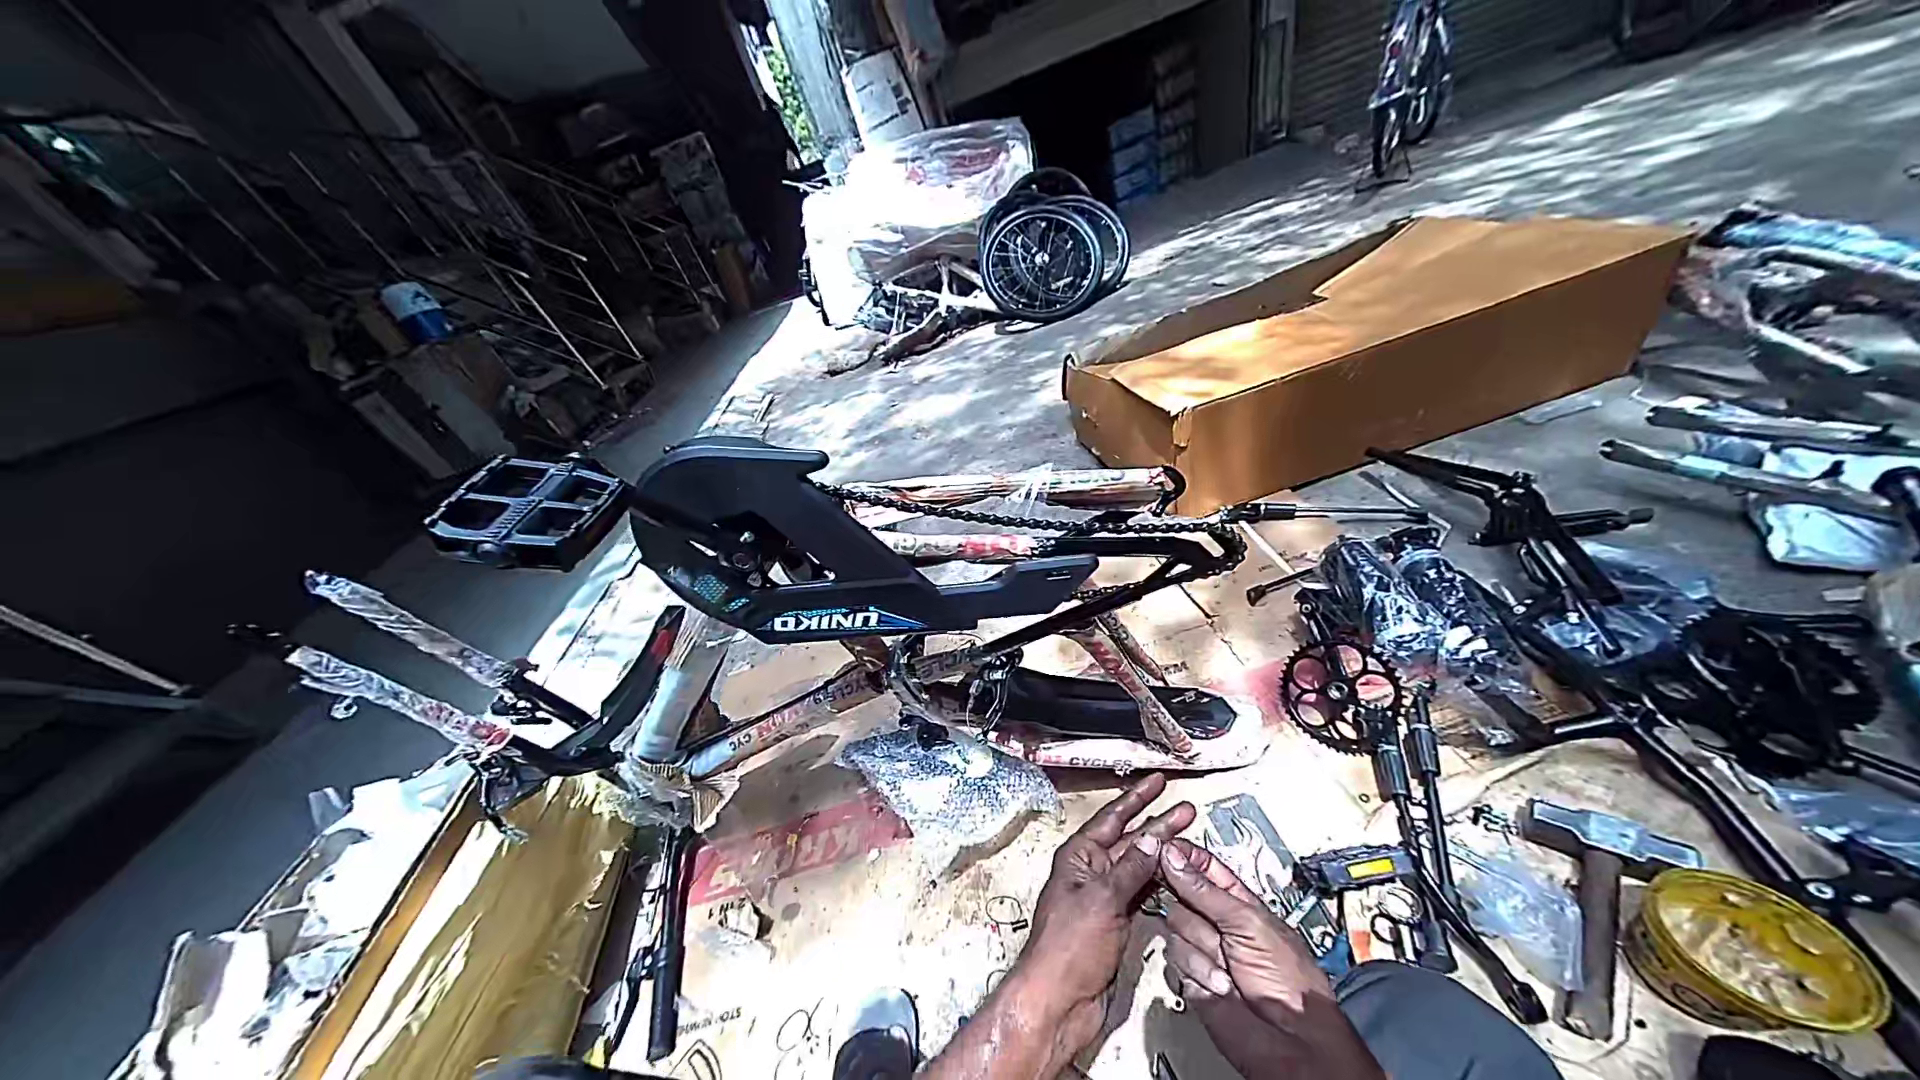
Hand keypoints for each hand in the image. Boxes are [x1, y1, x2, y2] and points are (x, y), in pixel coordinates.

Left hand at [1013, 773, 1195, 1050]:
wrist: (1060, 1000)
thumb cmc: (1071, 944)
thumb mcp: (1101, 899)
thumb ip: (1130, 868)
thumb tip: (1153, 838)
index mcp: (1079, 856)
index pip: (1112, 818)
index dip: (1137, 798)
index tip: (1158, 782)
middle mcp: (1091, 870)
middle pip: (1130, 840)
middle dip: (1158, 824)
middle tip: (1187, 810)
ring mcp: (1105, 897)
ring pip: (1139, 866)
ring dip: (1162, 854)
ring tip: (1189, 839)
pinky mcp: (1117, 921)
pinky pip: (1142, 893)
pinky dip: (1160, 883)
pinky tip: (1178, 876)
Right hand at [1156, 838, 1385, 1079]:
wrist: (1290, 1043)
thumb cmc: (1291, 983)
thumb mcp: (1248, 922)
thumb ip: (1204, 889)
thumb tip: (1172, 857)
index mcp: (1237, 900)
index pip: (1200, 865)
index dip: (1182, 855)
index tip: (1165, 848)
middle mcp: (1216, 921)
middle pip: (1178, 891)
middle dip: (1194, 908)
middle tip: (1211, 922)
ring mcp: (1202, 947)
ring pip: (1174, 923)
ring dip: (1201, 945)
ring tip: (1228, 965)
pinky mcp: (1190, 974)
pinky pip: (1174, 955)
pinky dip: (1198, 969)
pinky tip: (1221, 983)